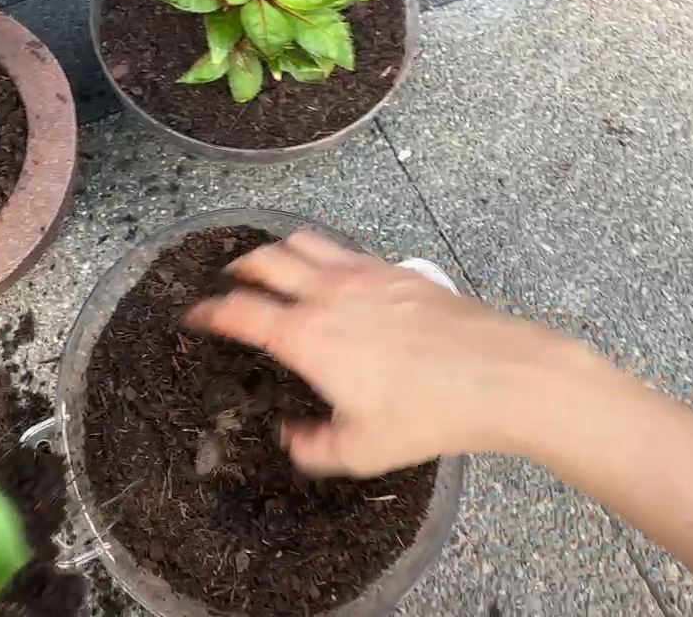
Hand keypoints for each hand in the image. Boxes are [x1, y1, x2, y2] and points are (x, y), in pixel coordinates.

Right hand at [183, 231, 603, 476]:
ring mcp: (357, 273)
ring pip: (299, 241)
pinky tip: (329, 270)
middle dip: (238, 268)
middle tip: (229, 279)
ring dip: (275, 249)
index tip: (195, 313)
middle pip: (264, 261)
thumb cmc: (427, 413)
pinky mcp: (388, 267)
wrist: (496, 373)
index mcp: (307, 337)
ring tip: (271, 263)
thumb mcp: (361, 450)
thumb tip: (289, 437)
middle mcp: (324, 294)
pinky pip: (339, 245)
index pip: (241, 312)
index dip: (209, 311)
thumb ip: (313, 447)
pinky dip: (317, 250)